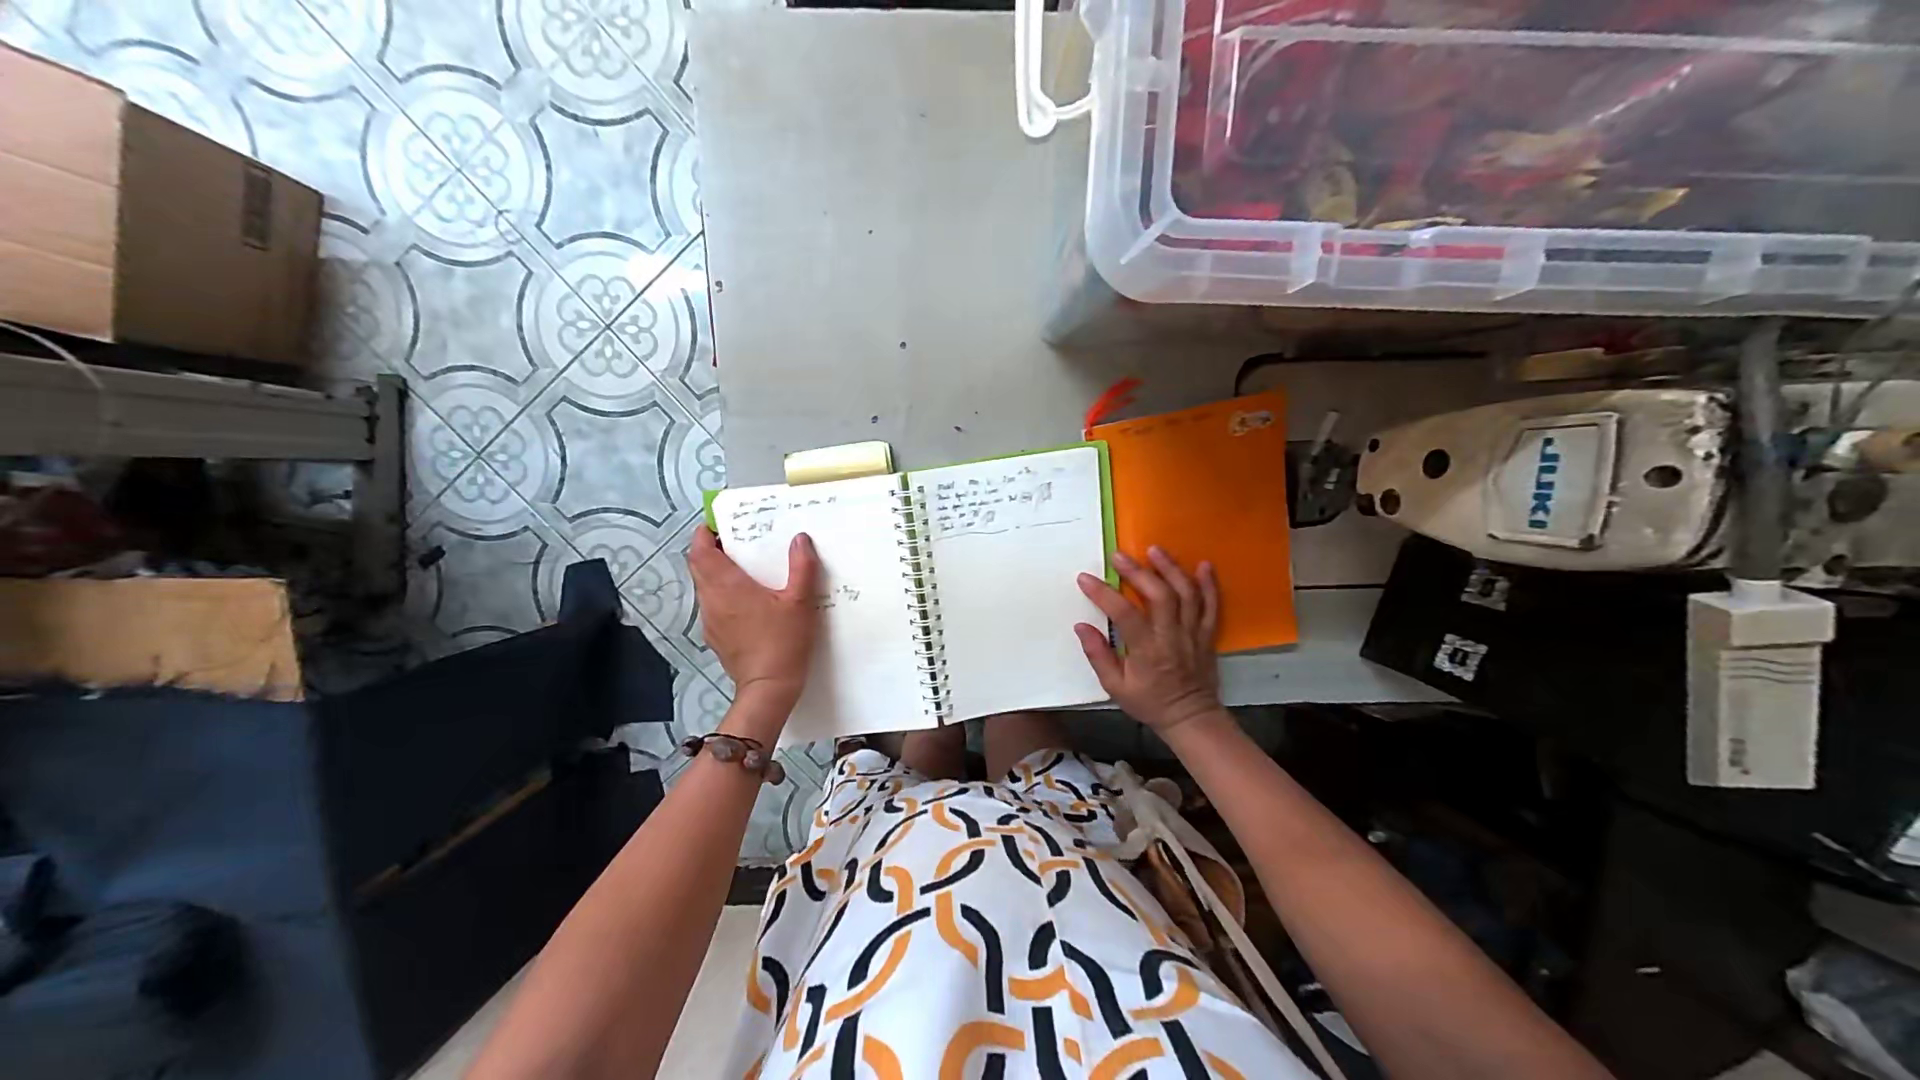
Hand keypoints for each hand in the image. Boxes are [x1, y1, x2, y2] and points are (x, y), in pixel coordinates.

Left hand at [689, 526, 821, 712]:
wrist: (768, 687)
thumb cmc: (783, 641)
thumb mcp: (800, 601)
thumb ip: (802, 567)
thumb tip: (800, 539)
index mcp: (727, 585)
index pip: (699, 551)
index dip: (704, 534)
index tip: (720, 524)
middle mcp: (711, 599)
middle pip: (698, 566)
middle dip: (711, 550)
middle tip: (737, 542)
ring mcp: (709, 620)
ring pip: (704, 586)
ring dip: (716, 572)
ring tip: (744, 569)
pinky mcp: (714, 636)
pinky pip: (712, 605)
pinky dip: (722, 594)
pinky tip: (747, 601)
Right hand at [1074, 547, 1221, 733]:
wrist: (1191, 717)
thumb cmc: (1149, 702)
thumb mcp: (1115, 687)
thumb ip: (1098, 655)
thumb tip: (1081, 627)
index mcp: (1147, 651)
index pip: (1124, 615)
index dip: (1103, 594)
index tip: (1085, 579)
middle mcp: (1172, 636)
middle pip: (1159, 596)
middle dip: (1138, 572)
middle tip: (1119, 556)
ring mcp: (1193, 633)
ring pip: (1186, 594)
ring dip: (1170, 569)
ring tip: (1154, 550)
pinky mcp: (1207, 633)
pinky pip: (1211, 605)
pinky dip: (1209, 584)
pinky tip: (1202, 564)